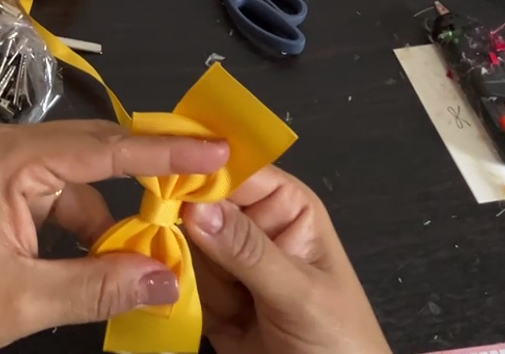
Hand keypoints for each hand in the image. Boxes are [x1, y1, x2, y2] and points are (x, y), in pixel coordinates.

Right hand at [183, 166, 389, 353]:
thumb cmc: (341, 347)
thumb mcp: (301, 295)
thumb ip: (248, 250)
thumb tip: (194, 206)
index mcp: (284, 204)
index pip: (232, 170)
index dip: (197, 169)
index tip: (162, 179)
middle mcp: (253, 224)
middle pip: (197, 203)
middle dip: (188, 230)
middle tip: (187, 252)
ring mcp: (229, 262)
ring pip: (184, 243)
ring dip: (193, 273)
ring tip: (231, 307)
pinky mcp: (211, 296)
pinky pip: (179, 279)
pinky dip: (182, 296)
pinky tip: (207, 314)